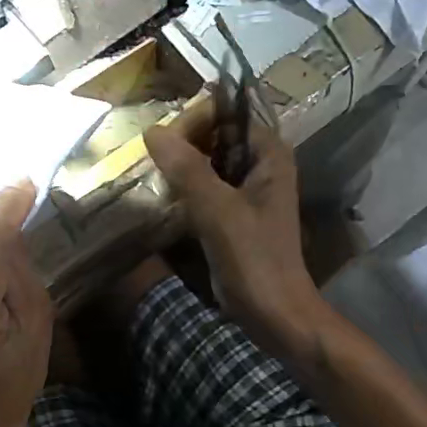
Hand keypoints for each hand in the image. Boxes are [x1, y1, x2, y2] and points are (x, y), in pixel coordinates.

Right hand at [144, 96, 325, 343]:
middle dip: (182, 141)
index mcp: (268, 153)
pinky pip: (204, 183)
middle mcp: (259, 163)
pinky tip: (162, 195)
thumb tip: (152, 131)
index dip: (192, 121)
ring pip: (206, 159)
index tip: (162, 145)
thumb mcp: (217, 210)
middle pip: (214, 133)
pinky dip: (183, 185)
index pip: (226, 113)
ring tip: (151, 175)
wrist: (275, 314)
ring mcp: (246, 187)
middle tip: (151, 161)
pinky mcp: (232, 210)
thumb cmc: (254, 259)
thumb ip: (187, 168)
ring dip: (179, 164)